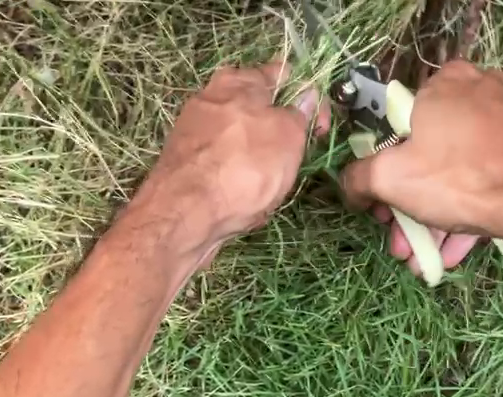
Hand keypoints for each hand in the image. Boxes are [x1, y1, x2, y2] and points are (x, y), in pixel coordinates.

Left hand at [129, 62, 324, 258]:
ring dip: (257, 165)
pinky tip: (241, 204)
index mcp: (238, 80)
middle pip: (258, 112)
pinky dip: (235, 184)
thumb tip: (305, 97)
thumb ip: (299, 114)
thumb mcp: (287, 136)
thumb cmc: (243, 170)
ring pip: (240, 145)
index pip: (283, 75)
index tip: (318, 130)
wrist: (185, 216)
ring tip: (265, 191)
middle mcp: (211, 99)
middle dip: (279, 136)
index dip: (308, 99)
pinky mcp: (185, 168)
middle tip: (291, 165)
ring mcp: (195, 134)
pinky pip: (222, 171)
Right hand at [340, 61, 502, 258]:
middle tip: (401, 245)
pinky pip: (482, 186)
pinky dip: (464, 219)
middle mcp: (475, 94)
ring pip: (455, 179)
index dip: (382, 174)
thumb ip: (359, 179)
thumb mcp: (391, 178)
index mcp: (441, 85)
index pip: (396, 129)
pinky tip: (452, 254)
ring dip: (433, 225)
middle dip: (409, 212)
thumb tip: (350, 186)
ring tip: (423, 260)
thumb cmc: (461, 178)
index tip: (381, 210)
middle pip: (426, 160)